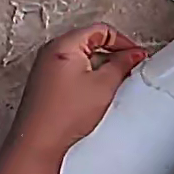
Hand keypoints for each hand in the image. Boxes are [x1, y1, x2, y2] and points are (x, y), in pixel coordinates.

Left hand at [4, 23, 146, 156]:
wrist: (39, 142)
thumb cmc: (63, 115)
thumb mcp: (105, 85)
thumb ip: (123, 64)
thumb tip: (132, 55)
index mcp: (64, 44)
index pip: (100, 30)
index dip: (122, 42)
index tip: (135, 55)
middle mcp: (51, 51)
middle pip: (90, 41)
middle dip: (112, 54)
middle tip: (127, 68)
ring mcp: (45, 68)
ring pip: (81, 57)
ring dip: (100, 66)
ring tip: (112, 84)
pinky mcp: (45, 83)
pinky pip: (71, 71)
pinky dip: (87, 76)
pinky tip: (95, 94)